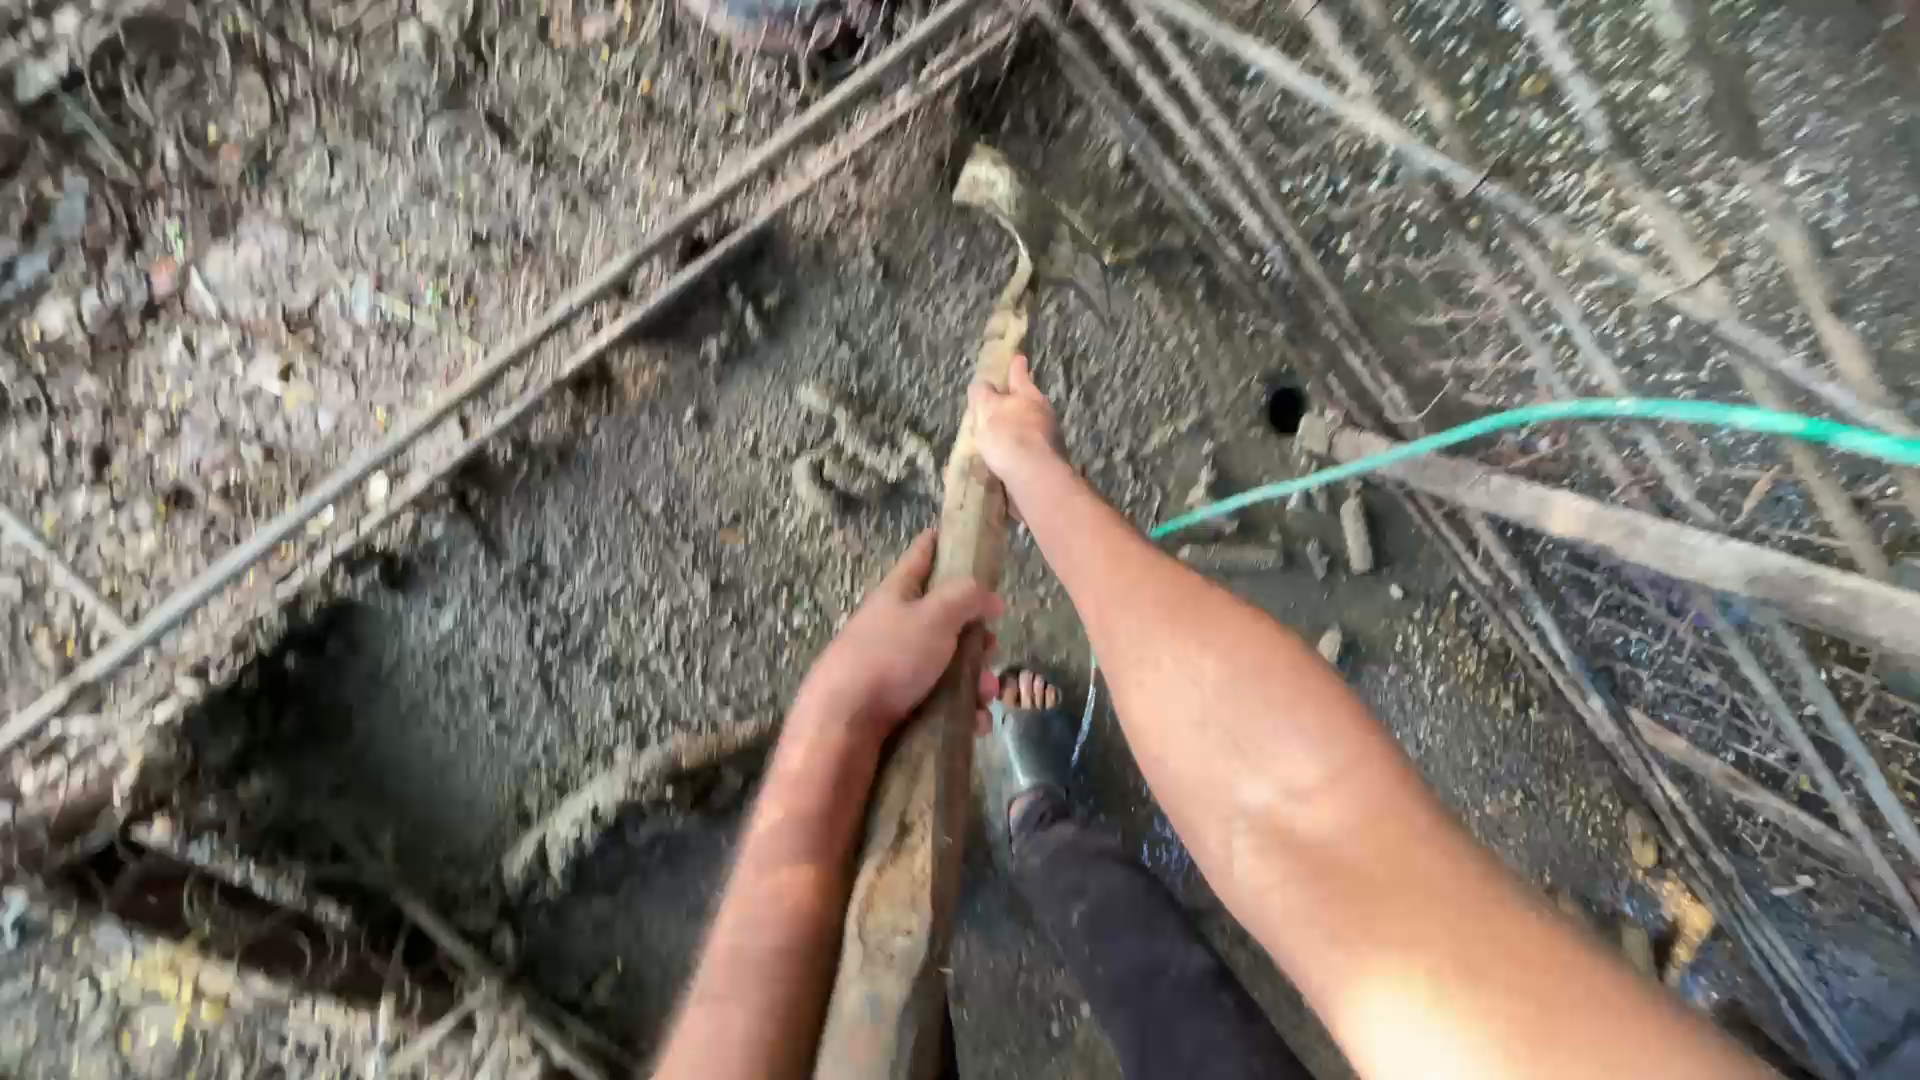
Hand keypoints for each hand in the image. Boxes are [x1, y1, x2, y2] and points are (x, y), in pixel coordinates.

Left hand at [795, 529, 1004, 746]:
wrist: (844, 722)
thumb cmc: (890, 656)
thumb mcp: (934, 615)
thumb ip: (967, 597)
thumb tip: (990, 596)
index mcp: (898, 594)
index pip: (921, 556)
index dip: (940, 543)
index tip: (958, 533)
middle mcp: (895, 626)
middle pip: (945, 619)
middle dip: (977, 635)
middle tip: (991, 648)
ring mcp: (896, 667)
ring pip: (948, 664)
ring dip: (975, 679)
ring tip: (985, 697)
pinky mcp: (899, 705)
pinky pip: (941, 702)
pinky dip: (962, 710)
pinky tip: (975, 722)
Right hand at [968, 354, 1065, 489]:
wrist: (1035, 477)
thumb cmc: (1008, 436)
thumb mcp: (986, 410)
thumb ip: (982, 395)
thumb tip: (981, 385)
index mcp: (1028, 394)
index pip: (1019, 373)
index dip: (1015, 365)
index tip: (1018, 357)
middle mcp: (1044, 411)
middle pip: (1030, 399)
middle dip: (1019, 399)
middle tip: (1006, 401)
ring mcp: (1052, 436)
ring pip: (1034, 424)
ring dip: (1022, 426)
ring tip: (1006, 434)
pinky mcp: (1052, 459)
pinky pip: (1034, 447)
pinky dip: (1024, 448)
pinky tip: (1014, 457)